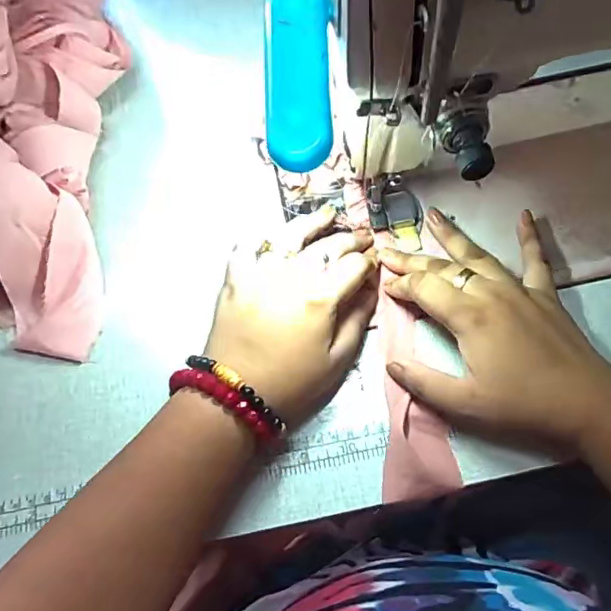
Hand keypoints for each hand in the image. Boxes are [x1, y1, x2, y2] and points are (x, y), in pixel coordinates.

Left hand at [202, 205, 376, 427]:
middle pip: (328, 245)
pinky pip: (247, 246)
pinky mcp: (235, 279)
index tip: (376, 260)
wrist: (234, 395)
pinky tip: (272, 234)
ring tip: (326, 215)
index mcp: (321, 297)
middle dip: (350, 238)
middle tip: (362, 236)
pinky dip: (260, 236)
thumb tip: (370, 291)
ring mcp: (261, 273)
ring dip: (312, 223)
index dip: (370, 260)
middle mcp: (292, 276)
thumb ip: (358, 320)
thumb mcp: (337, 361)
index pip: (354, 265)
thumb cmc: (293, 384)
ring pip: (290, 235)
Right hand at [380, 208, 610, 454]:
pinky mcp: (544, 295)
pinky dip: (528, 236)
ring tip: (435, 215)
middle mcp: (490, 293)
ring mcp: (519, 290)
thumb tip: (391, 364)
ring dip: (455, 236)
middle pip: (445, 268)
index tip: (383, 285)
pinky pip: (535, 259)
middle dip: (413, 258)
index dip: (400, 285)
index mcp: (468, 316)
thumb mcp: (465, 403)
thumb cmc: (521, 404)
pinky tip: (526, 215)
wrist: (584, 400)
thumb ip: (424, 383)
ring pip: (480, 256)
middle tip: (388, 247)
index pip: (424, 289)